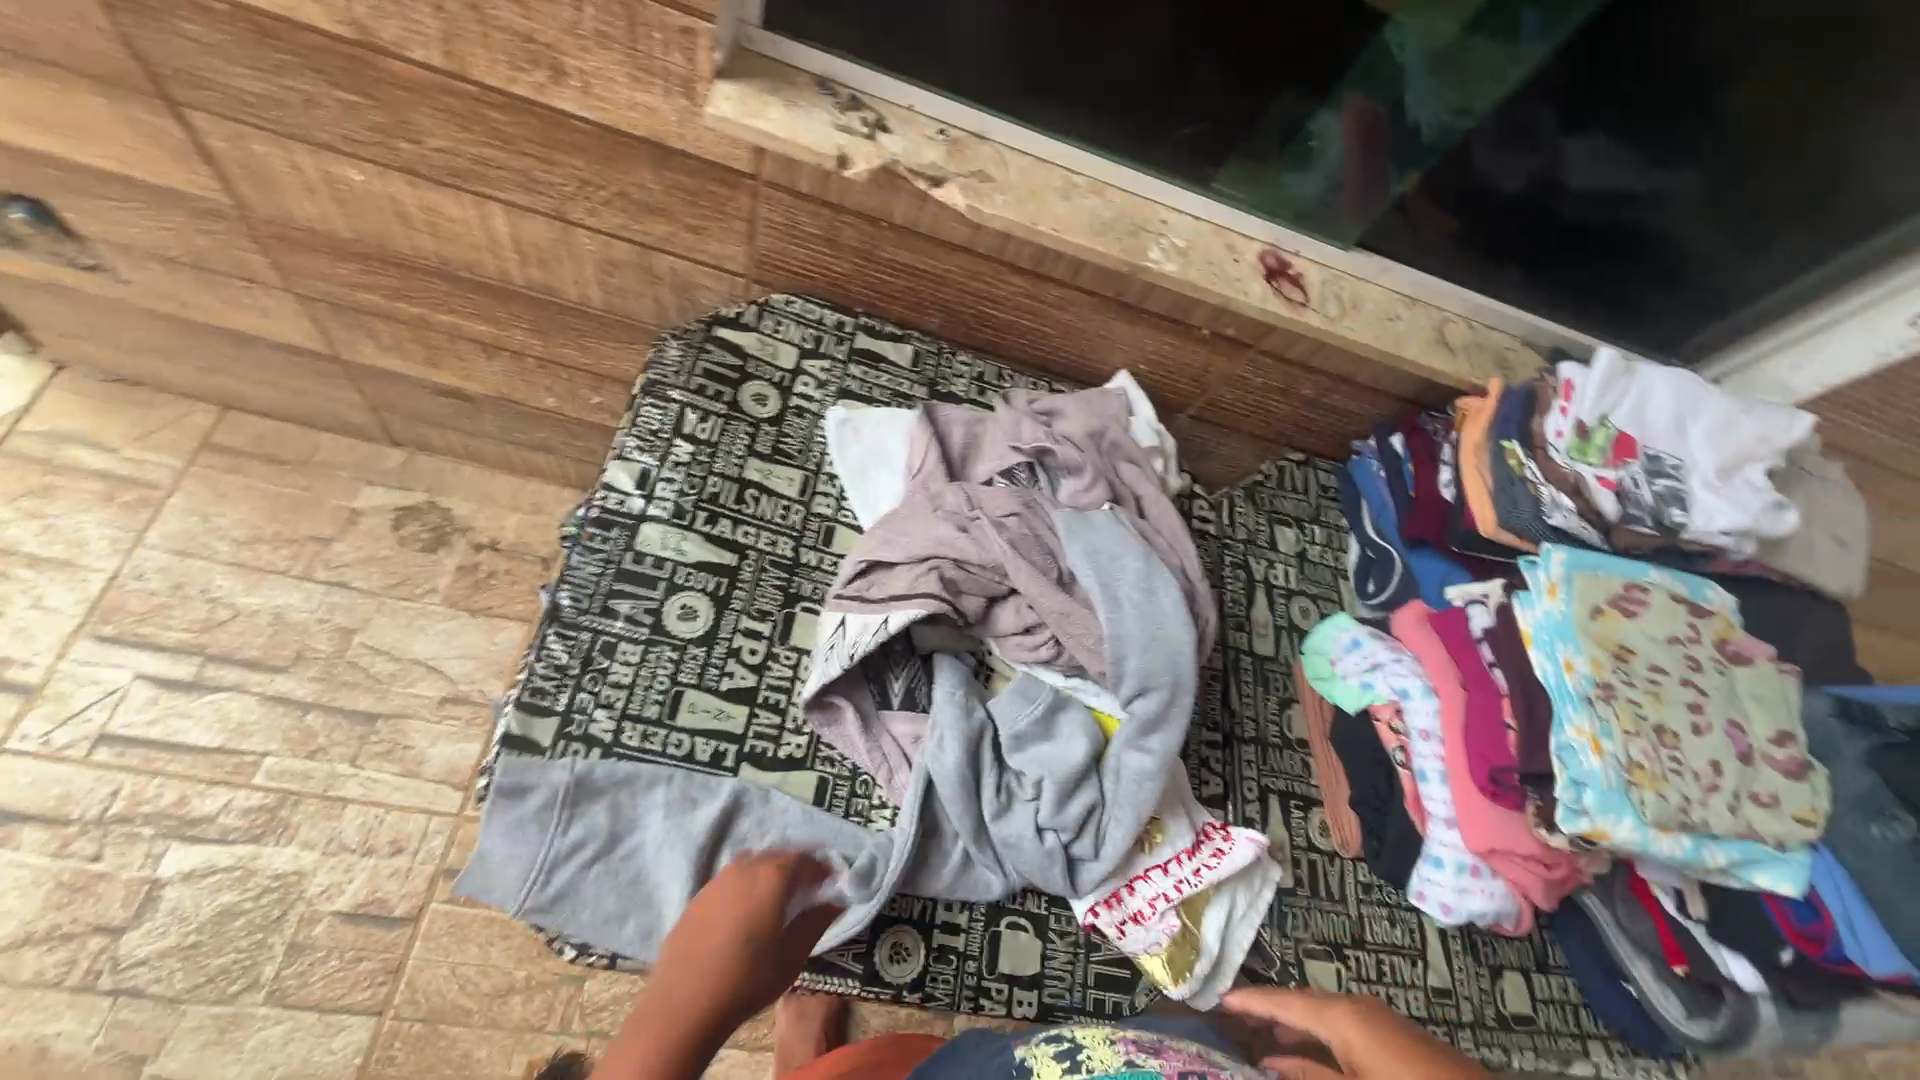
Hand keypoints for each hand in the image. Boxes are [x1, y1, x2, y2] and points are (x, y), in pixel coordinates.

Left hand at [652, 851, 844, 1034]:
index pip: (805, 859)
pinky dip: (746, 887)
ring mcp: (716, 881)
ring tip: (778, 900)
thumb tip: (834, 902)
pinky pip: (730, 881)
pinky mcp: (697, 898)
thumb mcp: (792, 955)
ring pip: (751, 865)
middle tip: (809, 889)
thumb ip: (816, 922)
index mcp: (772, 876)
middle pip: (777, 856)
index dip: (822, 868)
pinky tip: (746, 913)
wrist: (683, 1004)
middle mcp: (744, 868)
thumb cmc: (747, 979)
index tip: (832, 882)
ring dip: (769, 874)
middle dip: (797, 867)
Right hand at [1221, 987, 1488, 1079]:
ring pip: (1322, 1011)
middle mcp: (1355, 1005)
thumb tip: (1269, 1063)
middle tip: (1235, 1017)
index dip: (1249, 1001)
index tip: (1218, 998)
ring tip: (1266, 1037)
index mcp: (1340, 1017)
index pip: (1282, 1001)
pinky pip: (1343, 1022)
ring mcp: (1379, 1017)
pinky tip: (1311, 1052)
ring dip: (1295, 1022)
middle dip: (1269, 1009)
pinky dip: (1319, 1031)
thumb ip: (1309, 1076)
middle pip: (1301, 1000)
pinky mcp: (1395, 1032)